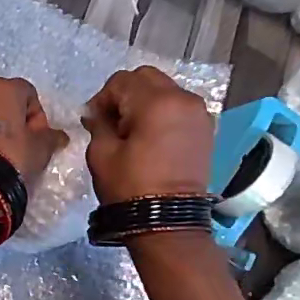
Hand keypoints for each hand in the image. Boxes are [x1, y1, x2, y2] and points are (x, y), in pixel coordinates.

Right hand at [83, 67, 214, 202]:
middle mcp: (183, 99)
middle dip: (125, 95)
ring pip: (165, 90)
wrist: (168, 221)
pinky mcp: (205, 129)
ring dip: (144, 103)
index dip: (102, 98)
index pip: (122, 81)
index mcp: (156, 102)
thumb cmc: (130, 187)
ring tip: (131, 132)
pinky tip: (150, 138)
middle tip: (111, 122)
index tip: (93, 120)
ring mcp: (199, 113)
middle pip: (147, 78)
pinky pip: (178, 107)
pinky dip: (162, 114)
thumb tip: (98, 114)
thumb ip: (98, 124)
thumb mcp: (101, 154)